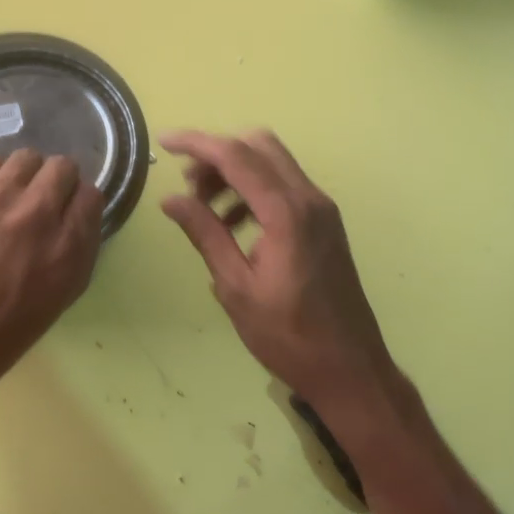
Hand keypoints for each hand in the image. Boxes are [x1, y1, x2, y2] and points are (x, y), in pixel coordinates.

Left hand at [0, 149, 104, 419]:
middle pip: (62, 169)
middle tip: (40, 203)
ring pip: (26, 158)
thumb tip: (73, 225)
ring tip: (10, 197)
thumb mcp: (52, 306)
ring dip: (25, 175)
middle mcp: (36, 215)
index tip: (68, 215)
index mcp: (65, 251)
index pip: (91, 196)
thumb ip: (71, 259)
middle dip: (57, 183)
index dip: (79, 205)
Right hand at [159, 130, 396, 405]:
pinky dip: (254, 189)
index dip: (196, 143)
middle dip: (217, 155)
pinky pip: (284, 185)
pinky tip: (233, 225)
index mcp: (286, 213)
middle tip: (188, 186)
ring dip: (235, 172)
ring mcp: (322, 209)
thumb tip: (170, 199)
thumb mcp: (235, 287)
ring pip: (272, 162)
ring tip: (204, 209)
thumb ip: (204, 234)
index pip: (235, 156)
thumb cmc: (288, 336)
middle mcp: (309, 199)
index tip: (163, 142)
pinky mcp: (325, 222)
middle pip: (258, 146)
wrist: (350, 370)